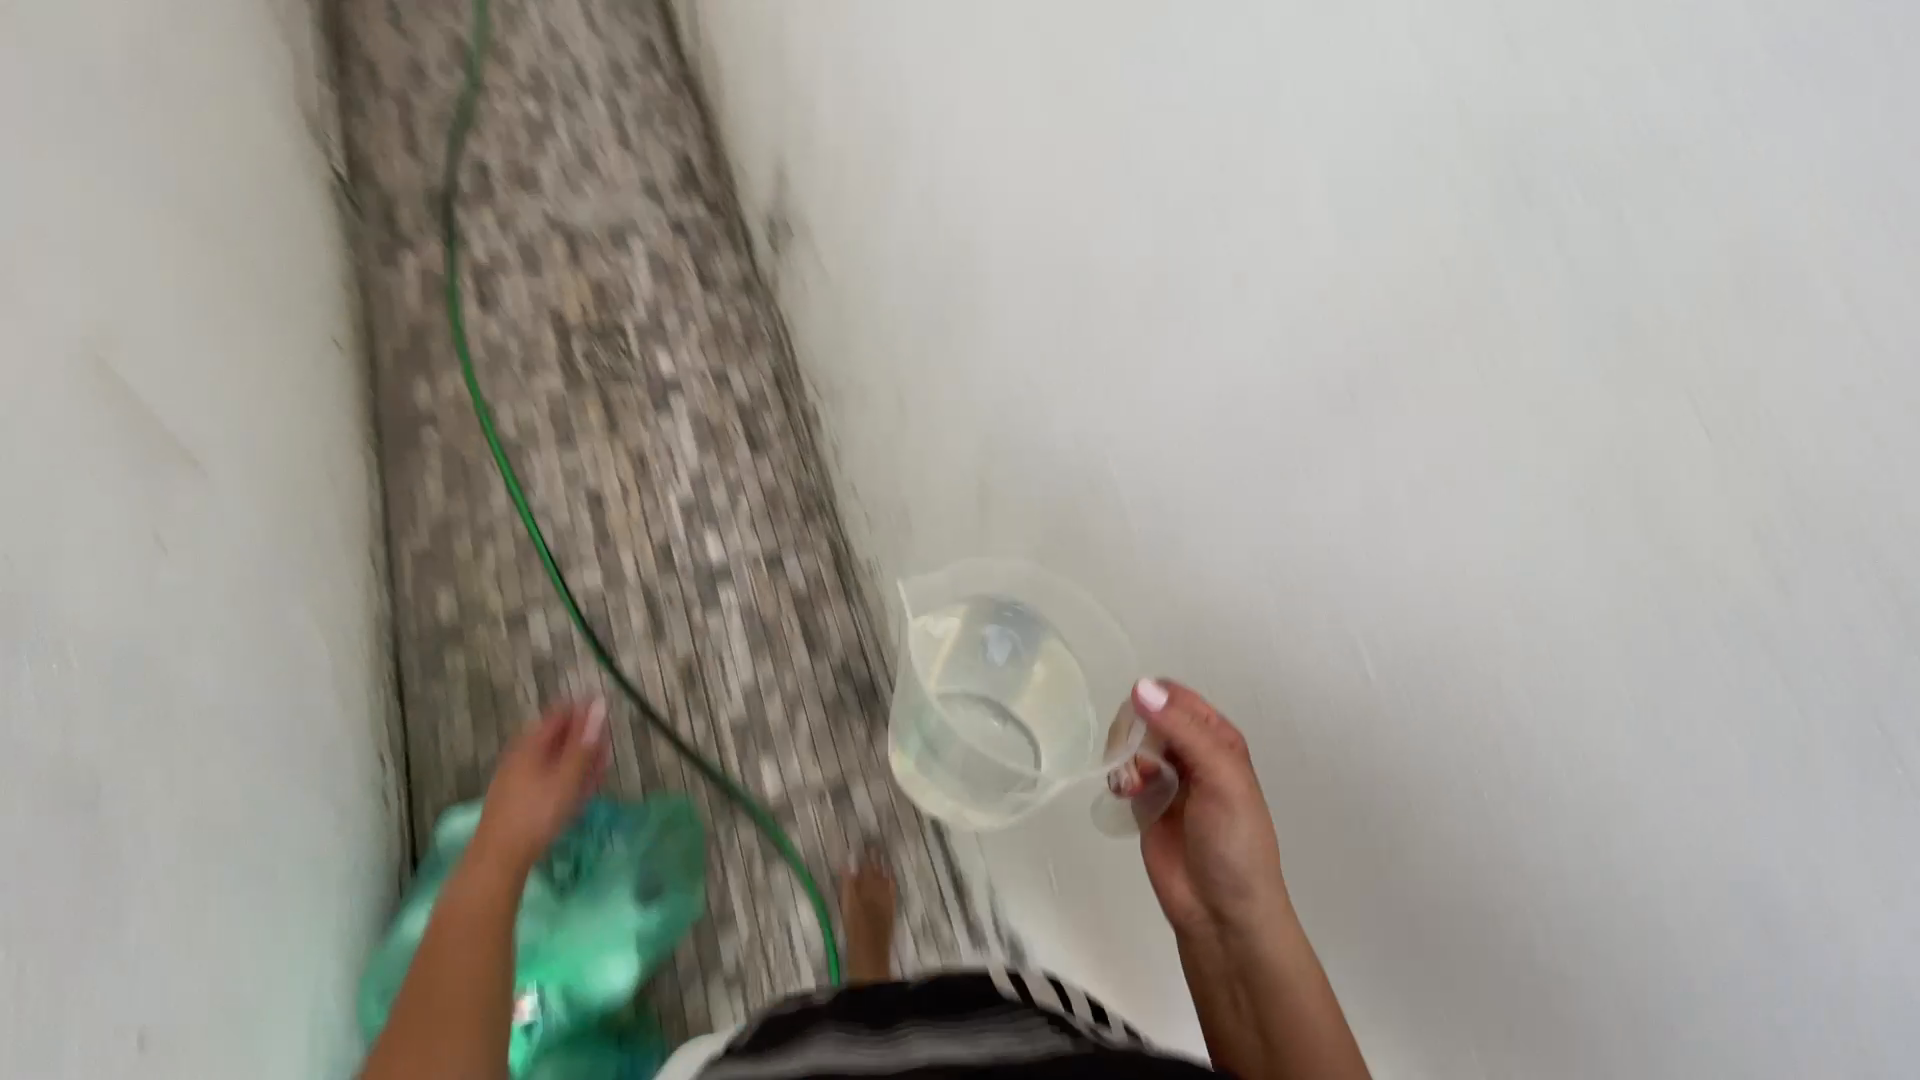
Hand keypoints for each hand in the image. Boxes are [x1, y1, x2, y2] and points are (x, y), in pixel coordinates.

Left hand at [471, 700, 611, 872]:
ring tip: (598, 774)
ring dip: (579, 762)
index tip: (608, 720)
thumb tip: (599, 704)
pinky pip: (548, 777)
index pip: (560, 713)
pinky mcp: (519, 797)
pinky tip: (580, 792)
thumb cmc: (538, 812)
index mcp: (531, 744)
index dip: (585, 712)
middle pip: (558, 737)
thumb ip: (585, 741)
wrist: (500, 857)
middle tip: (606, 754)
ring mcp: (518, 777)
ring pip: (554, 759)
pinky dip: (567, 778)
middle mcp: (522, 755)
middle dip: (585, 741)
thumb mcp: (568, 776)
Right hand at [1131, 678, 1289, 939]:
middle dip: (1134, 732)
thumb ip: (1181, 730)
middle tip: (1140, 761)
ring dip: (1123, 756)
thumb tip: (1139, 686)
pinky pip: (1121, 772)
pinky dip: (1117, 777)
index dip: (1154, 703)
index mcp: (1217, 738)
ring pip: (1129, 742)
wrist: (1221, 912)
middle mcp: (1190, 752)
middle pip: (1145, 716)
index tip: (1143, 726)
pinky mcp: (1144, 801)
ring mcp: (1166, 777)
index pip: (1176, 697)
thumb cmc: (1233, 841)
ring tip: (1133, 784)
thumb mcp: (1220, 777)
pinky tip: (1124, 795)